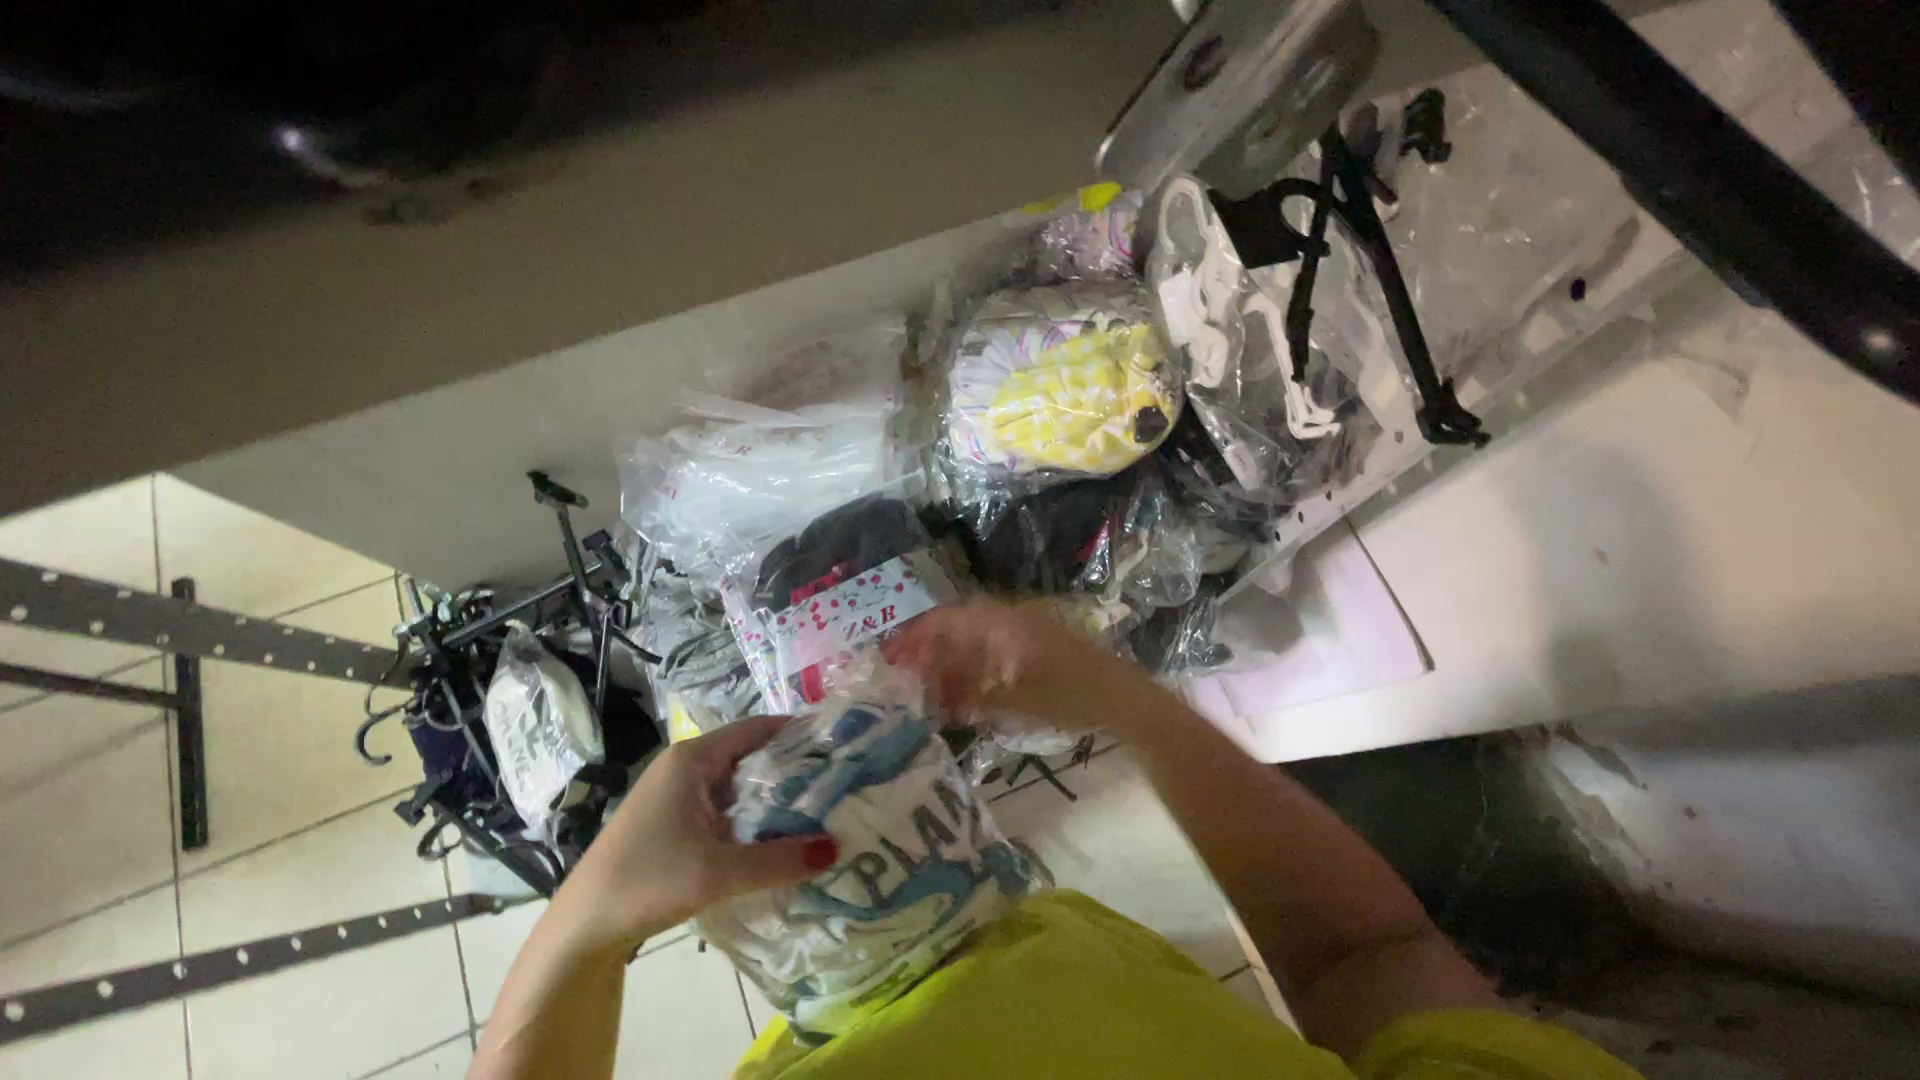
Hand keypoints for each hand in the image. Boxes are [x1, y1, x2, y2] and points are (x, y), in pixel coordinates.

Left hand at [549, 716, 838, 954]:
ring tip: (823, 808)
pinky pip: (727, 806)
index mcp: (693, 758)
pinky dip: (755, 815)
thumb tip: (838, 847)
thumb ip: (780, 860)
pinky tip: (781, 837)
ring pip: (740, 783)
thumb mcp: (718, 872)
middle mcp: (686, 765)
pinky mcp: (675, 820)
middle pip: (752, 754)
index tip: (842, 746)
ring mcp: (678, 793)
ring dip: (776, 795)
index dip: (800, 733)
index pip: (759, 728)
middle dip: (794, 767)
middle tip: (841, 782)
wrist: (583, 927)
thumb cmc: (646, 882)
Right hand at [881, 599, 1154, 735]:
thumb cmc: (1068, 695)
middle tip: (906, 681)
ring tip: (932, 698)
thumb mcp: (1014, 700)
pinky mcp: (1038, 654)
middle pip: (958, 631)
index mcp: (1001, 624)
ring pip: (976, 646)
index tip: (891, 657)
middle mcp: (1010, 622)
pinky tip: (966, 704)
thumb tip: (932, 696)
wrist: (1124, 699)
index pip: (946, 620)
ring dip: (952, 668)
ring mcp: (1025, 636)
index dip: (915, 637)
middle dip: (930, 655)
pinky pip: (995, 659)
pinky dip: (976, 677)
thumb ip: (969, 695)